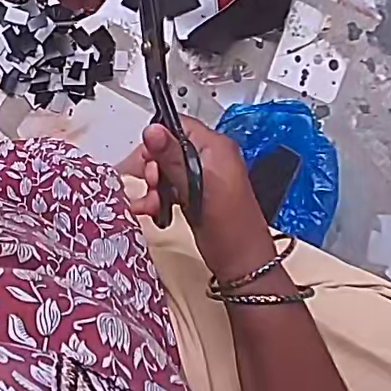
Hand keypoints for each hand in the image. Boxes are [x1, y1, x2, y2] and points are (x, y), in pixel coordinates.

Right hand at [118, 119, 286, 286]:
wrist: (241, 265)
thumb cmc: (230, 229)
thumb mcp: (196, 188)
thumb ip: (172, 157)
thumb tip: (153, 130)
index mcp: (215, 148)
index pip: (175, 125)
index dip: (156, 142)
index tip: (148, 161)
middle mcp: (208, 158)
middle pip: (165, 148)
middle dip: (151, 168)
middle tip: (153, 185)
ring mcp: (201, 176)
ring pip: (162, 168)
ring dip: (151, 186)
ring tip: (152, 203)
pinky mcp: (194, 193)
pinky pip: (167, 185)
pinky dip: (157, 196)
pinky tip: (153, 209)